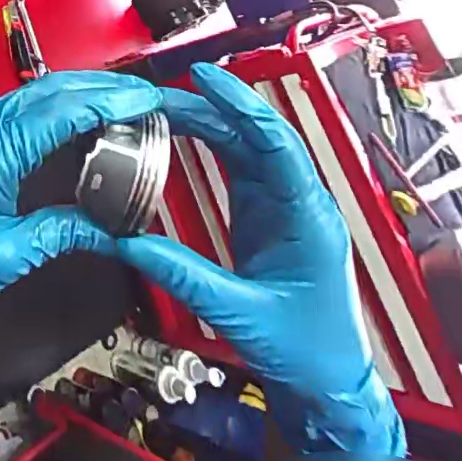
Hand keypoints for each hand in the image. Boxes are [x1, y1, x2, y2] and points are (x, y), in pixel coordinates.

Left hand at [0, 70, 163, 353]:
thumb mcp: (5, 256)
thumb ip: (62, 233)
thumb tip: (110, 232)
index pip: (63, 110)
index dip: (110, 100)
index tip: (145, 101)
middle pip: (55, 87)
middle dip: (105, 85)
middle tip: (144, 96)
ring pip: (42, 88)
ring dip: (86, 87)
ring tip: (124, 99)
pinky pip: (28, 101)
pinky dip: (63, 98)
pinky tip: (84, 110)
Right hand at [118, 63, 403, 460]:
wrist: (329, 382)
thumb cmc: (309, 351)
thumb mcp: (242, 315)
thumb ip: (186, 277)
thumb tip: (132, 245)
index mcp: (309, 215)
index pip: (276, 141)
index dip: (240, 103)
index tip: (207, 78)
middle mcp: (299, 199)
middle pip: (257, 135)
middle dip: (217, 105)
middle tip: (173, 89)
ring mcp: (282, 203)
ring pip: (246, 146)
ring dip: (211, 122)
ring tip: (171, 105)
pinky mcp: (266, 213)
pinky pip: (240, 165)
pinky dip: (213, 145)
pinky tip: (189, 132)